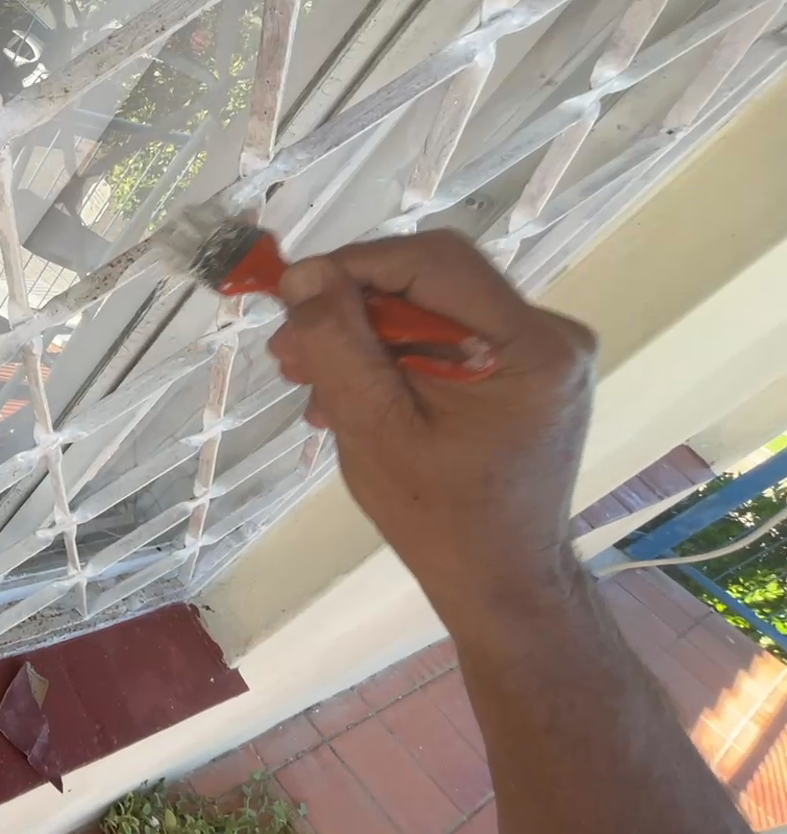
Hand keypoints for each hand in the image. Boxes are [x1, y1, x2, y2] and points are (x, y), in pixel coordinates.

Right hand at [265, 231, 596, 631]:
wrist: (494, 572)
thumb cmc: (433, 509)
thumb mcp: (370, 424)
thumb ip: (337, 343)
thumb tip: (303, 275)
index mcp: (528, 345)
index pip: (430, 260)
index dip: (350, 264)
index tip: (288, 295)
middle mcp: (545, 333)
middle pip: (423, 280)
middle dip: (344, 307)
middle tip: (289, 353)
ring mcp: (533, 350)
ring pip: (419, 306)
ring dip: (353, 335)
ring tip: (307, 379)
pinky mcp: (512, 368)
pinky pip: (431, 336)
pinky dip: (378, 355)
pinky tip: (346, 395)